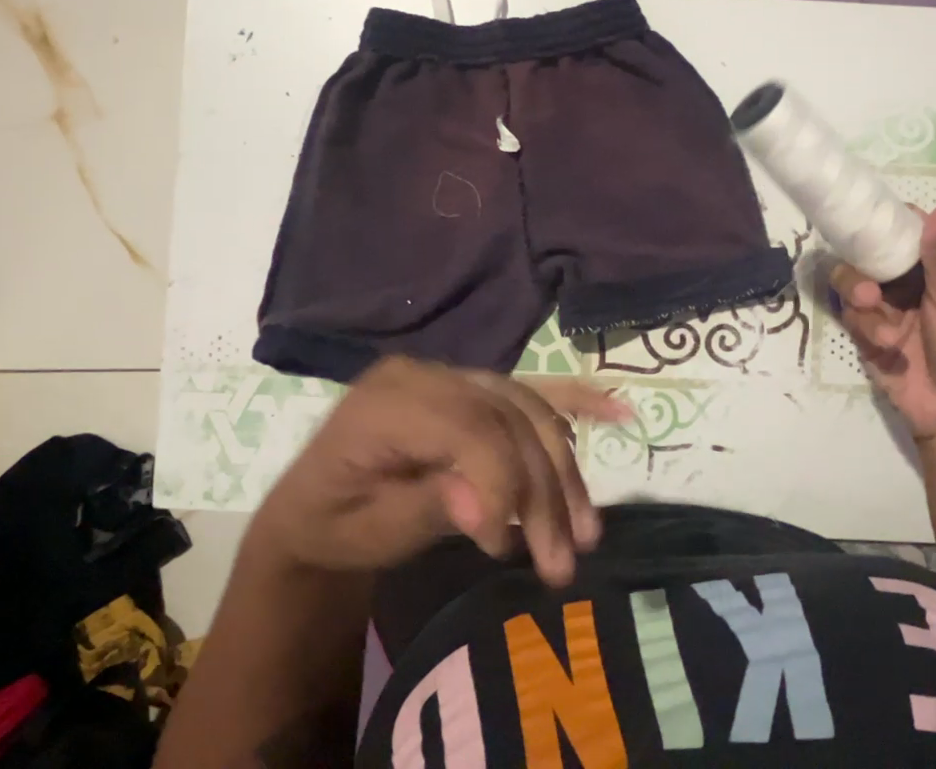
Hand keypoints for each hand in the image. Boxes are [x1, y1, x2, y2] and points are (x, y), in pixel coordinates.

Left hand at [250, 357, 630, 586]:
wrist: (316, 509)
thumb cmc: (334, 526)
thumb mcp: (364, 534)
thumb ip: (422, 512)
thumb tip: (486, 509)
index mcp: (388, 401)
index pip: (470, 430)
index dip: (502, 486)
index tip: (505, 550)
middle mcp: (427, 375)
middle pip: (510, 422)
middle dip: (545, 492)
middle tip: (564, 561)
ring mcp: (454, 375)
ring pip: (530, 411)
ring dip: (565, 471)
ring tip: (587, 531)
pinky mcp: (474, 387)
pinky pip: (531, 390)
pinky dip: (577, 401)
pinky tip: (619, 409)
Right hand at [830, 195, 935, 442]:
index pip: (905, 228)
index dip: (884, 221)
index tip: (862, 217)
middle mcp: (911, 282)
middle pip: (868, 253)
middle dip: (862, 266)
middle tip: (869, 288)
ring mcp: (888, 309)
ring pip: (852, 283)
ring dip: (859, 297)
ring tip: (876, 315)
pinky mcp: (869, 336)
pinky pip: (850, 317)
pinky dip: (864, 327)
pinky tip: (885, 344)